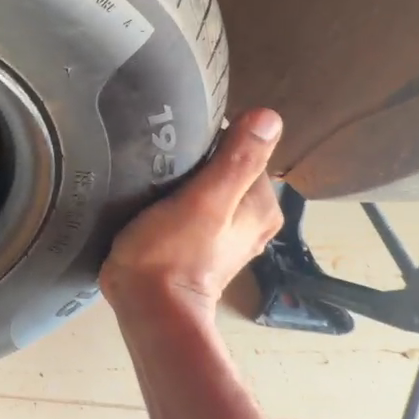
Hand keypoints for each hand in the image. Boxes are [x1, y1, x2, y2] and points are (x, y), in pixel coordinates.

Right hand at [101, 108, 284, 318]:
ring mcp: (223, 232)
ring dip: (182, 172)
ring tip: (149, 163)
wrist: (148, 303)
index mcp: (262, 206)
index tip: (176, 132)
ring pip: (205, 184)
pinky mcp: (194, 239)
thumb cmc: (174, 251)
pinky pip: (189, 200)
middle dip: (196, 154)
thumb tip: (270, 116)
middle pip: (224, 167)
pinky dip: (173, 191)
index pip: (243, 150)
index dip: (212, 136)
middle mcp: (251, 218)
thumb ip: (236, 161)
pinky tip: (149, 188)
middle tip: (157, 146)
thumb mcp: (205, 201)